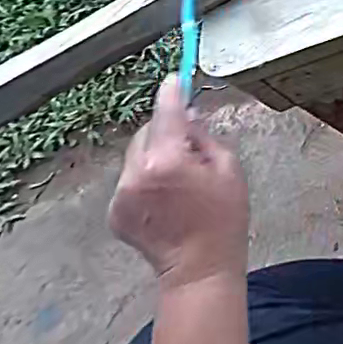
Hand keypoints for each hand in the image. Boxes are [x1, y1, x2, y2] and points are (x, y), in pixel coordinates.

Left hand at [109, 79, 249, 290]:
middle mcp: (134, 175)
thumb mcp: (229, 168)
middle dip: (167, 132)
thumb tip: (188, 118)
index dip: (171, 95)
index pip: (165, 116)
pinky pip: (130, 179)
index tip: (174, 79)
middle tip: (193, 145)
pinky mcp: (113, 211)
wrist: (199, 264)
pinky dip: (147, 177)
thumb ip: (204, 138)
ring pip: (136, 157)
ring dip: (156, 155)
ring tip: (182, 177)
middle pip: (146, 134)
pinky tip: (168, 196)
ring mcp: (119, 196)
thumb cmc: (224, 214)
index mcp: (166, 162)